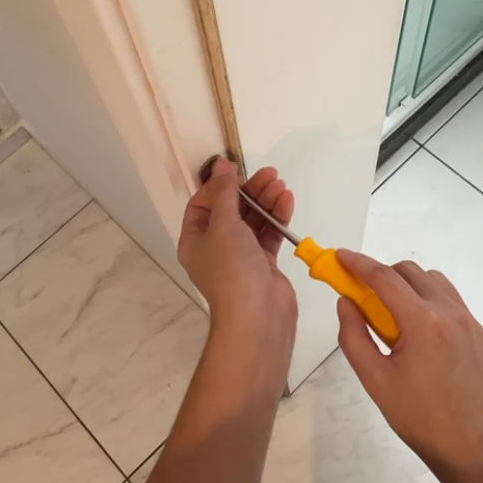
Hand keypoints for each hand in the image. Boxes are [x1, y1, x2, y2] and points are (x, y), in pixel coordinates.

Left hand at [178, 158, 297, 351]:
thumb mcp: (223, 225)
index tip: (237, 169)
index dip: (218, 186)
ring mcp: (240, 257)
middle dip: (250, 191)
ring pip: (253, 221)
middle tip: (270, 174)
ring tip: (281, 185)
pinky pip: (269, 235)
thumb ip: (224, 193)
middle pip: (231, 210)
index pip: (202, 205)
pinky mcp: (263, 264)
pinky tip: (287, 201)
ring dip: (266, 202)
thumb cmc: (231, 269)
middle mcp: (215, 247)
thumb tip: (221, 165)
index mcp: (195, 240)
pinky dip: (277, 218)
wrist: (257, 317)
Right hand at [334, 250, 482, 474]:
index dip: (358, 264)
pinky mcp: (478, 332)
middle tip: (362, 295)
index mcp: (422, 324)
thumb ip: (353, 335)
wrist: (470, 446)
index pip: (384, 278)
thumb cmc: (417, 417)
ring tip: (392, 315)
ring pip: (432, 281)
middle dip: (381, 275)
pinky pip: (449, 299)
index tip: (339, 257)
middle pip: (409, 272)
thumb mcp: (374, 379)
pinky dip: (427, 299)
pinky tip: (417, 330)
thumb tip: (346, 302)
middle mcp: (449, 313)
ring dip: (407, 285)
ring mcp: (468, 321)